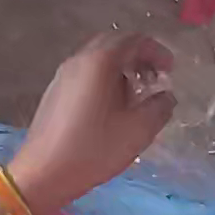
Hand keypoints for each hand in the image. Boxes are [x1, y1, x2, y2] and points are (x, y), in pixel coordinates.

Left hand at [10, 33, 175, 214]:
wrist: (43, 173)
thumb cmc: (94, 149)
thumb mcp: (138, 130)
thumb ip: (160, 107)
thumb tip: (166, 96)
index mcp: (100, 62)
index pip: (134, 40)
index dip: (157, 51)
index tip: (170, 71)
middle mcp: (79, 60)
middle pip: (114, 44)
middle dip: (139, 57)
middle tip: (155, 79)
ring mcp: (63, 75)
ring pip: (98, 59)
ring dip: (121, 69)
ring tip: (136, 96)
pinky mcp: (54, 92)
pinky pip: (85, 74)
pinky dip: (105, 80)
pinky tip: (111, 108)